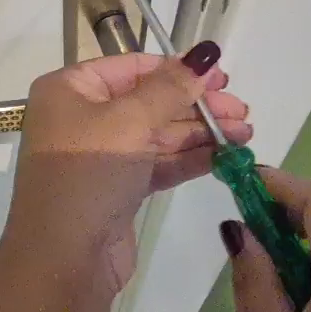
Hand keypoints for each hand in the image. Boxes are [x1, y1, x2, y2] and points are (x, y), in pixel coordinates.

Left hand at [1, 44, 250, 290]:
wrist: (65, 257)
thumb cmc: (88, 172)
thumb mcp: (130, 121)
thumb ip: (171, 87)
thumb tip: (205, 54)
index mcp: (69, 90)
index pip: (130, 67)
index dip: (176, 69)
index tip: (220, 75)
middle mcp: (81, 117)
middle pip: (147, 101)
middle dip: (196, 105)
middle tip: (241, 111)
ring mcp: (98, 155)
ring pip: (156, 134)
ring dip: (200, 133)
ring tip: (245, 133)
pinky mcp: (116, 187)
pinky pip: (157, 163)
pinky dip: (189, 159)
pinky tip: (225, 156)